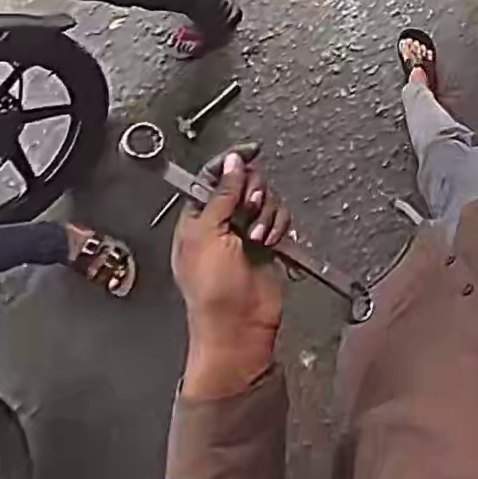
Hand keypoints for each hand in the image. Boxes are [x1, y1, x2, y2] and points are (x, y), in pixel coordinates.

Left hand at [171, 150, 287, 396]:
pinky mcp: (268, 241)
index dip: (231, 161)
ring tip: (257, 236)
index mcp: (198, 216)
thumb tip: (232, 164)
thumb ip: (221, 195)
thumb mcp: (207, 235)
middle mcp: (222, 220)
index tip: (249, 151)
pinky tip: (270, 241)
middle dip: (252, 193)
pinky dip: (278, 225)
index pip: (214, 175)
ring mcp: (246, 231)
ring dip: (266, 213)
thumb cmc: (212, 292)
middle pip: (246, 182)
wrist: (239, 326)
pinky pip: (280, 216)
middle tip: (248, 208)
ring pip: (266, 198)